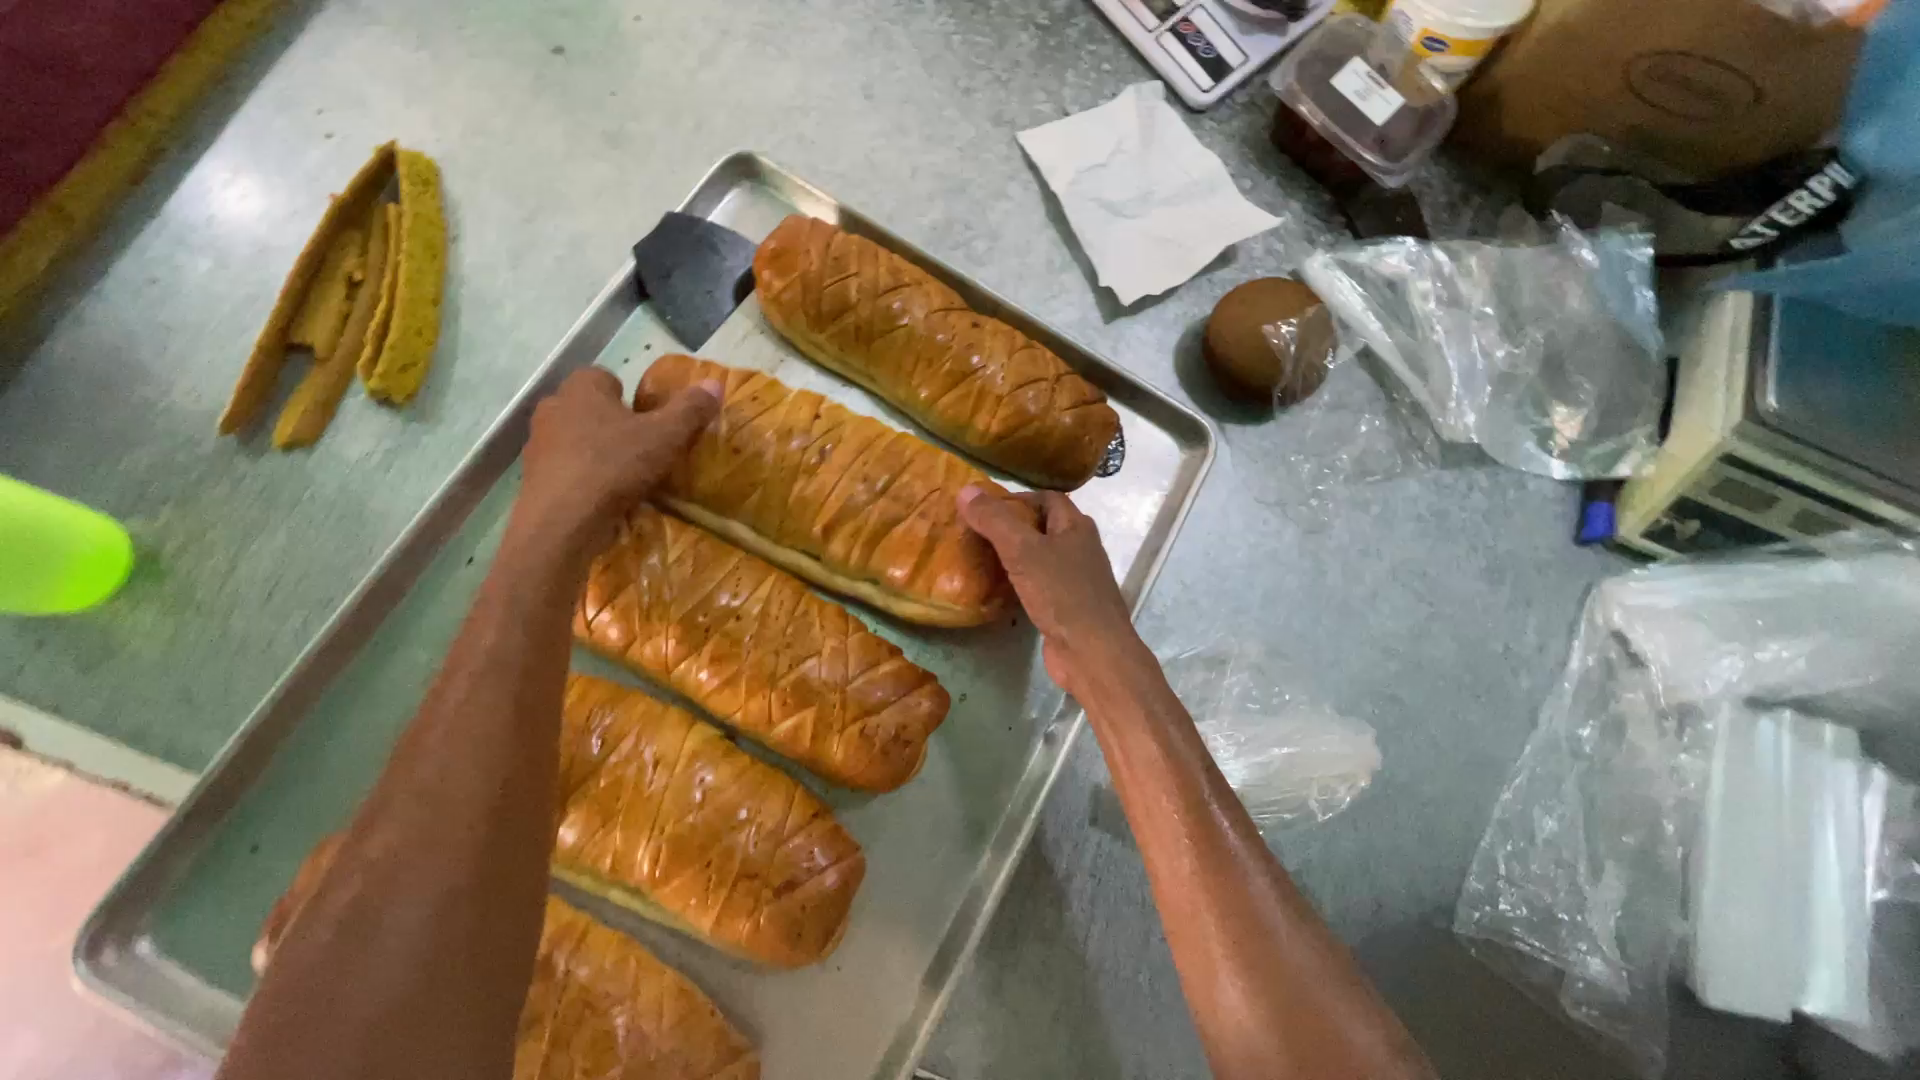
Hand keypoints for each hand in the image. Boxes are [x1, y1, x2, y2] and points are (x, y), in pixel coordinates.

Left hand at [510, 367, 718, 562]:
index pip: (606, 377)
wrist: (562, 521)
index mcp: (582, 388)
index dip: (630, 396)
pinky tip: (606, 500)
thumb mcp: (666, 436)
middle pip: (591, 410)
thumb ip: (690, 409)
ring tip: (628, 479)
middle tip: (643, 449)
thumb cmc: (615, 466)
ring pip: (577, 441)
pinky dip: (585, 480)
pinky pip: (568, 471)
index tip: (650, 421)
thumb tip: (714, 384)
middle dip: (614, 425)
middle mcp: (554, 408)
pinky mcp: (534, 478)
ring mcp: (538, 444)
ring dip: (599, 454)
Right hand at [957, 485, 1144, 698]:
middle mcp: (1080, 548)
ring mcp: (1076, 580)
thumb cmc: (1062, 594)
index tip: (985, 507)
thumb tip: (966, 489)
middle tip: (977, 532)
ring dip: (1014, 556)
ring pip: (1041, 558)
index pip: (1047, 498)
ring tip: (980, 558)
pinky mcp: (1067, 607)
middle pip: (1043, 527)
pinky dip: (1019, 583)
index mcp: (1076, 527)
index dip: (1017, 498)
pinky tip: (998, 590)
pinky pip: (1039, 585)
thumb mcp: (1023, 551)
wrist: (1092, 652)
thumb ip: (995, 520)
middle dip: (1012, 527)